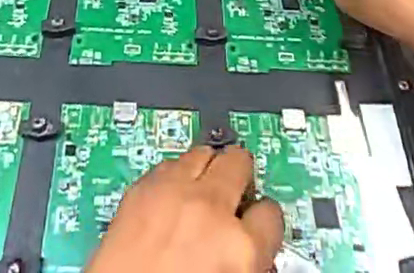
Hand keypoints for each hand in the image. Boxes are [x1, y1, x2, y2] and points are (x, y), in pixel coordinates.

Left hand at [86, 145, 283, 272]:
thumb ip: (246, 266)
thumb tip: (254, 254)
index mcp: (240, 250)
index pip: (271, 214)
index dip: (263, 222)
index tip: (257, 225)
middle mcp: (210, 210)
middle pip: (239, 163)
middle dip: (240, 178)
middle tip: (233, 195)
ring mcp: (173, 192)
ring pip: (204, 152)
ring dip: (207, 169)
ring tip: (202, 189)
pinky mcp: (141, 187)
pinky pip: (170, 163)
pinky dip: (175, 175)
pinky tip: (171, 197)